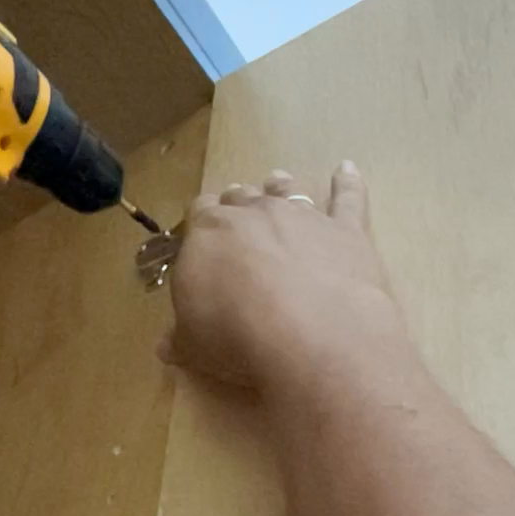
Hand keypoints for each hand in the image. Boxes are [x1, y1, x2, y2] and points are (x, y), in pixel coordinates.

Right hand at [161, 162, 405, 392]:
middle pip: (240, 199)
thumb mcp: (195, 346)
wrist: (309, 333)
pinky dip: (347, 183)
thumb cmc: (237, 337)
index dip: (200, 223)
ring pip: (286, 191)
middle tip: (236, 213)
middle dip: (236, 205)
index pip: (198, 215)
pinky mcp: (345, 229)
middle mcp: (252, 214)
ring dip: (279, 186)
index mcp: (206, 235)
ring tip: (277, 180)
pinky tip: (347, 169)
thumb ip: (181, 339)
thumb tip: (167, 345)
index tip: (202, 233)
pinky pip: (347, 198)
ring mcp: (301, 217)